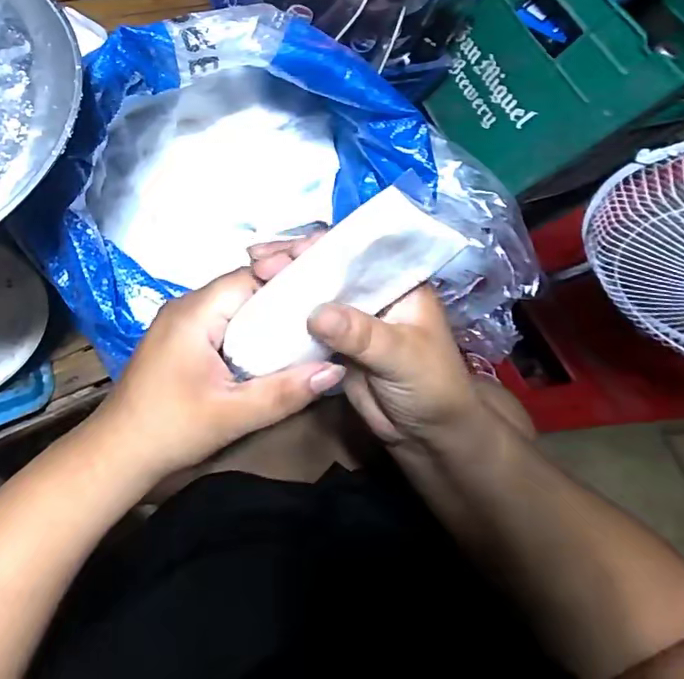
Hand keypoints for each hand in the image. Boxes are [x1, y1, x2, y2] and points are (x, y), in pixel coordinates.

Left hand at [91, 269, 345, 481]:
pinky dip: (247, 328)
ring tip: (307, 323)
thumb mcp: (233, 414)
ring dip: (265, 313)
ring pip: (233, 304)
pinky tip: (271, 345)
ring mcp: (179, 322)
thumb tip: (335, 369)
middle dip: (281, 295)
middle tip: (324, 306)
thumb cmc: (171, 429)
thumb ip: (285, 391)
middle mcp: (186, 305)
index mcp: (195, 311)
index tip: (324, 288)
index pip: (250, 276)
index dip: (288, 278)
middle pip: (242, 287)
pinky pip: (221, 321)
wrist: (114, 456)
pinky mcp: (178, 340)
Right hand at [248, 236, 482, 448]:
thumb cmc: (431, 386)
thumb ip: (360, 334)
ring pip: (315, 292)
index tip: (289, 249)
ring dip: (285, 282)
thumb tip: (315, 312)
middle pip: (330, 267)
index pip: (357, 252)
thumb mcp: (400, 356)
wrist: (428, 437)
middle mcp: (373, 292)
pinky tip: (258, 305)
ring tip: (252, 273)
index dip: (323, 246)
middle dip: (295, 260)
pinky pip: (306, 321)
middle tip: (259, 260)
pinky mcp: (335, 342)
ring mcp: (352, 316)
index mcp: (398, 282)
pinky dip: (284, 312)